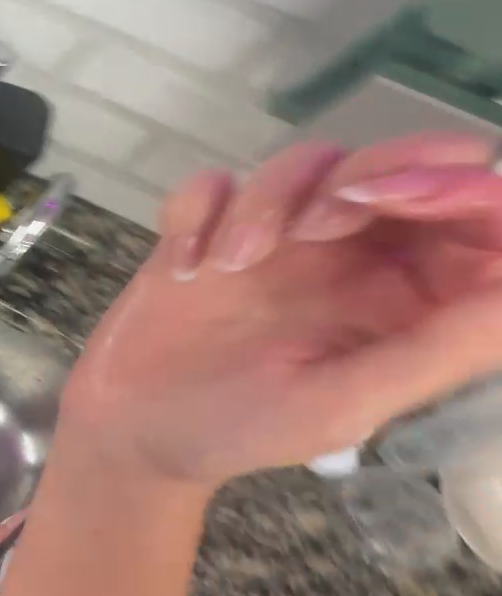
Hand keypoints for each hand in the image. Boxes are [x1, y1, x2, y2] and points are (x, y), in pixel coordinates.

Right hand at [61, 133, 501, 485]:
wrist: (129, 432)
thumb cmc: (239, 431)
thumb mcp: (347, 405)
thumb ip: (443, 347)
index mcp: (417, 299)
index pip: (481, 215)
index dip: (460, 190)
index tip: (388, 201)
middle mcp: (356, 257)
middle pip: (402, 163)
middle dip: (369, 174)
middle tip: (314, 224)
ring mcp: (275, 242)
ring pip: (305, 164)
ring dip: (266, 202)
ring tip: (226, 266)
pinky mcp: (201, 236)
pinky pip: (209, 186)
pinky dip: (192, 214)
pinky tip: (179, 268)